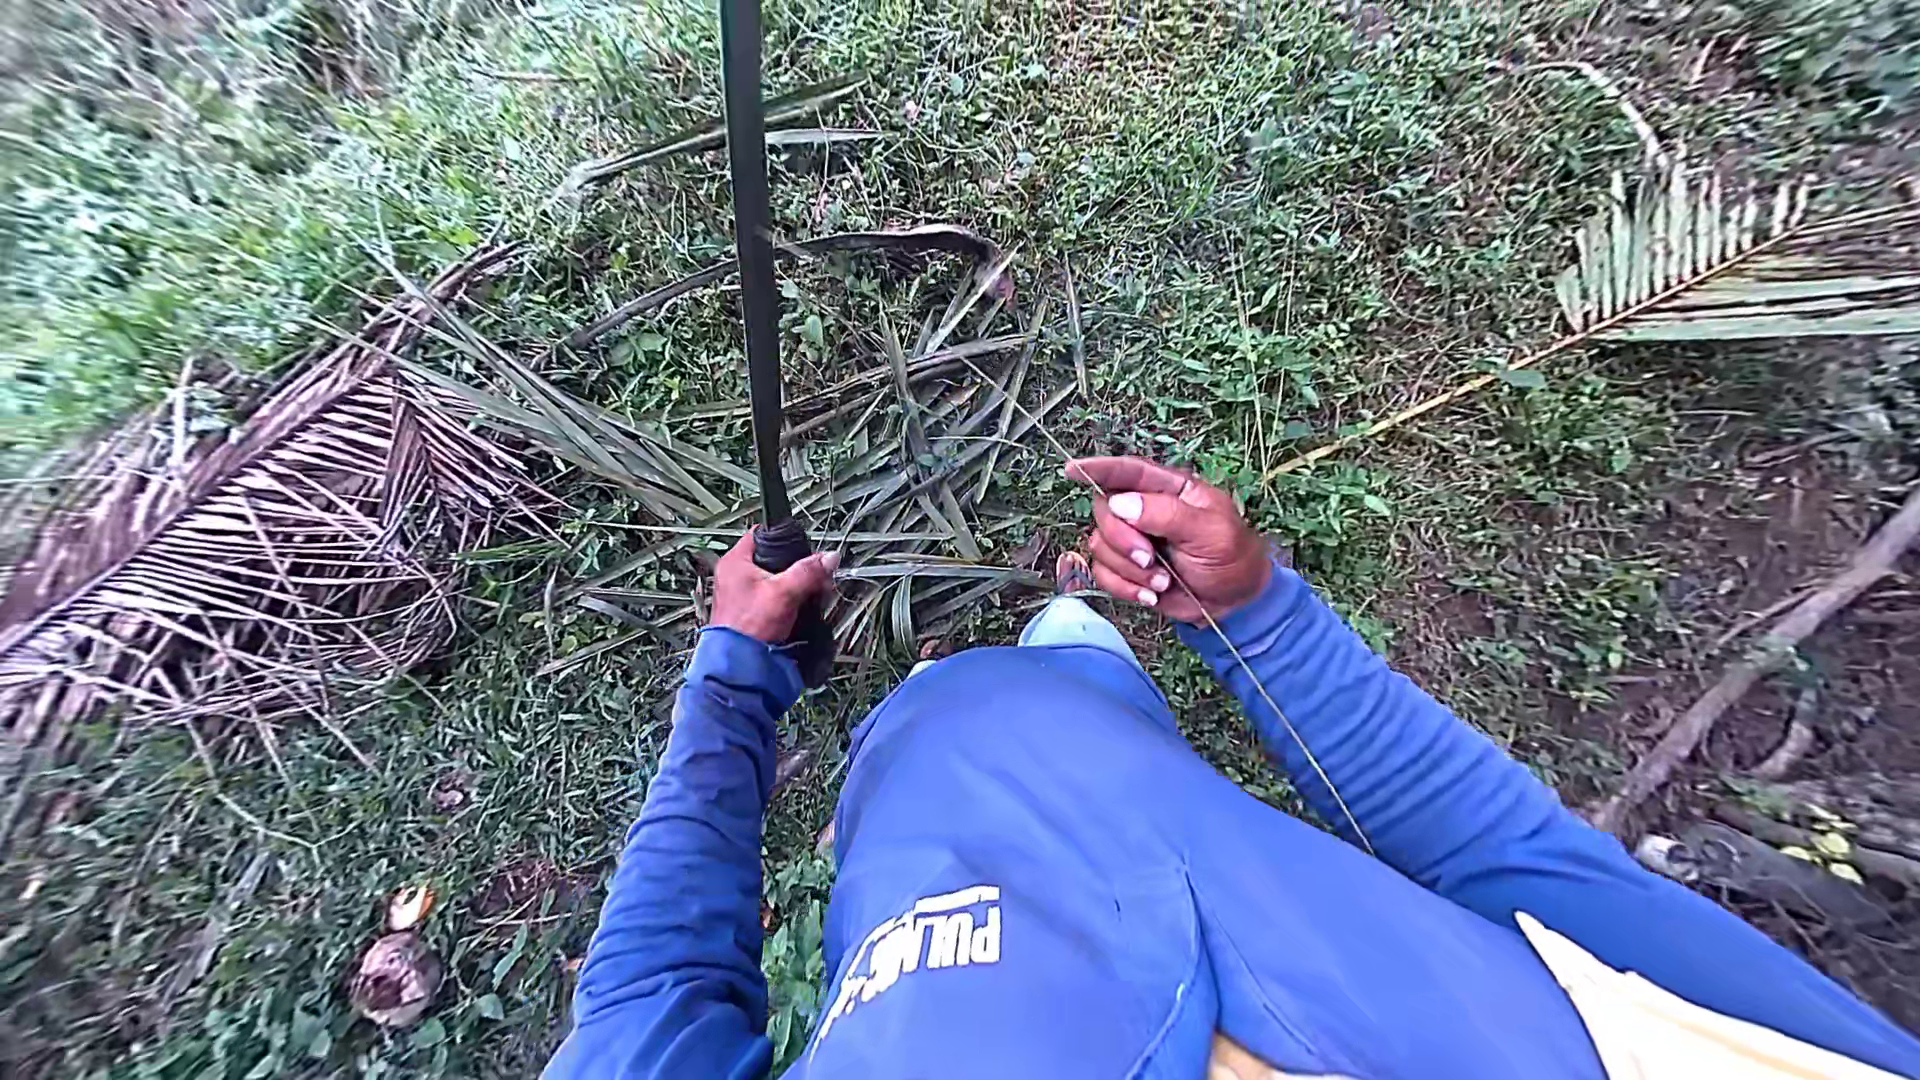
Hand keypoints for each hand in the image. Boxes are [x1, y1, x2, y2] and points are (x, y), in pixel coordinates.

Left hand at [709, 532, 839, 643]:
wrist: (738, 665)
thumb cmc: (749, 627)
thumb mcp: (784, 592)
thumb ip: (808, 572)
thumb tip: (829, 557)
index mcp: (735, 562)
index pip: (762, 534)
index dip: (785, 538)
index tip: (803, 548)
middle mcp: (735, 575)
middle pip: (773, 558)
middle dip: (798, 567)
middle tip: (814, 576)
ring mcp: (741, 594)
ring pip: (776, 579)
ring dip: (796, 585)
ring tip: (811, 594)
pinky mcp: (749, 611)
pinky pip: (774, 597)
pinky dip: (789, 600)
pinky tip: (800, 608)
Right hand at [1067, 457, 1271, 623]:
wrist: (1233, 604)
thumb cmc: (1232, 559)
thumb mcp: (1210, 532)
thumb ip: (1166, 514)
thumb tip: (1119, 503)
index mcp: (1168, 490)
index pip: (1128, 472)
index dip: (1098, 468)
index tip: (1071, 470)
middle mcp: (1143, 510)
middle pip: (1105, 511)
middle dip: (1123, 540)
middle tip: (1150, 560)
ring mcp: (1131, 540)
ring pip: (1100, 544)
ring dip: (1129, 570)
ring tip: (1163, 582)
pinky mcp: (1124, 569)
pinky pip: (1102, 573)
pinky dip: (1124, 588)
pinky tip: (1150, 596)